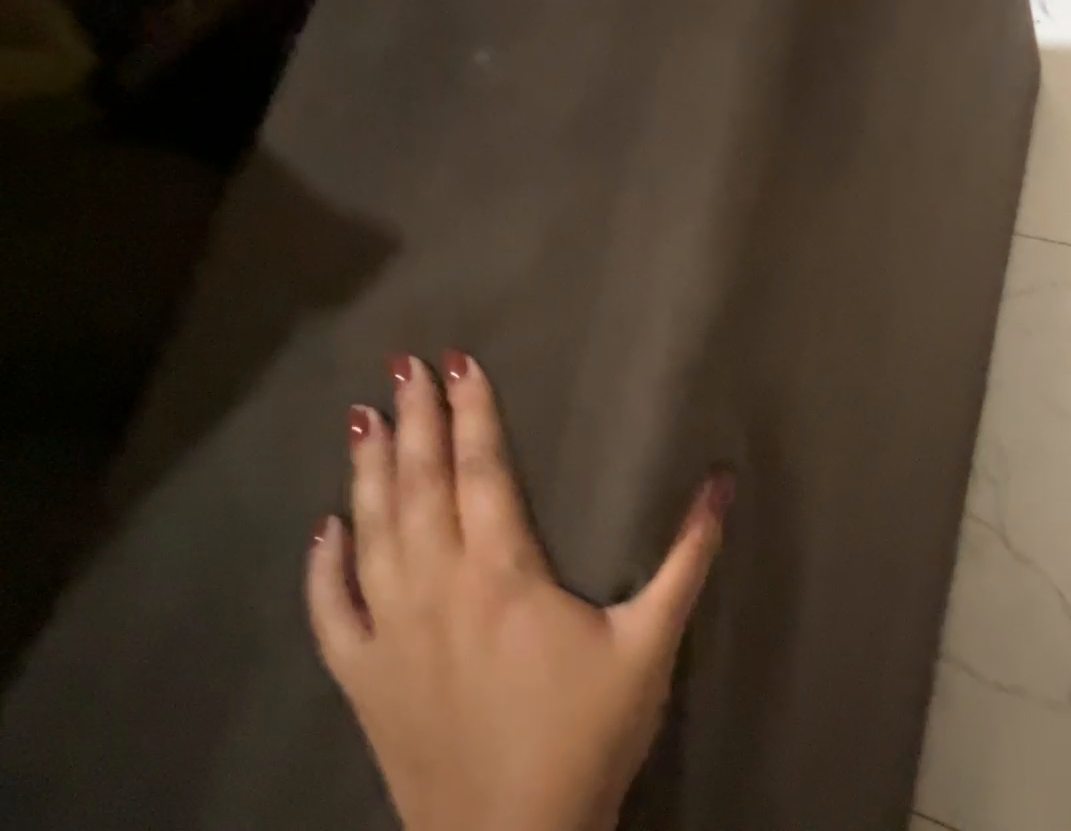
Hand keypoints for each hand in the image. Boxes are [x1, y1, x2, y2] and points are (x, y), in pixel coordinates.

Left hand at [306, 351, 729, 830]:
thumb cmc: (590, 730)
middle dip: (415, 422)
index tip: (459, 362)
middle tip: (403, 365)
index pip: (483, 472)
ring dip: (369, 472)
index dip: (473, 414)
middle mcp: (436, 589)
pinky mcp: (363, 679)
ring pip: (372, 533)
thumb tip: (723, 482)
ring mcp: (389, 634)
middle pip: (420, 488)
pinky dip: (325, 565)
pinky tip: (326, 528)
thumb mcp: (653, 640)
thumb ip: (688, 556)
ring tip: (365, 419)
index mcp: (504, 572)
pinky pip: (332, 609)